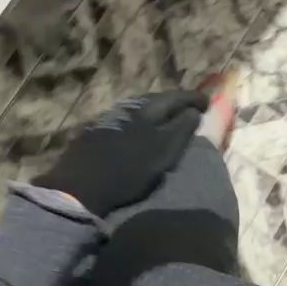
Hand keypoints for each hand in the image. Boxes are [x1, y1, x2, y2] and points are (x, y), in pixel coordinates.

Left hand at [36, 91, 207, 216]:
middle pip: (156, 100)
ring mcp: (110, 120)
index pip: (175, 98)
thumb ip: (180, 130)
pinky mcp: (96, 134)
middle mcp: (129, 109)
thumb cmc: (127, 173)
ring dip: (156, 112)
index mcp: (147, 111)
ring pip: (139, 110)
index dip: (193, 99)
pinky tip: (139, 133)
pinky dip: (140, 123)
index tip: (207, 103)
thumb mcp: (162, 153)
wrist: (79, 187)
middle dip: (174, 103)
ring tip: (167, 120)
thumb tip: (194, 112)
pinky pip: (126, 121)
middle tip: (189, 108)